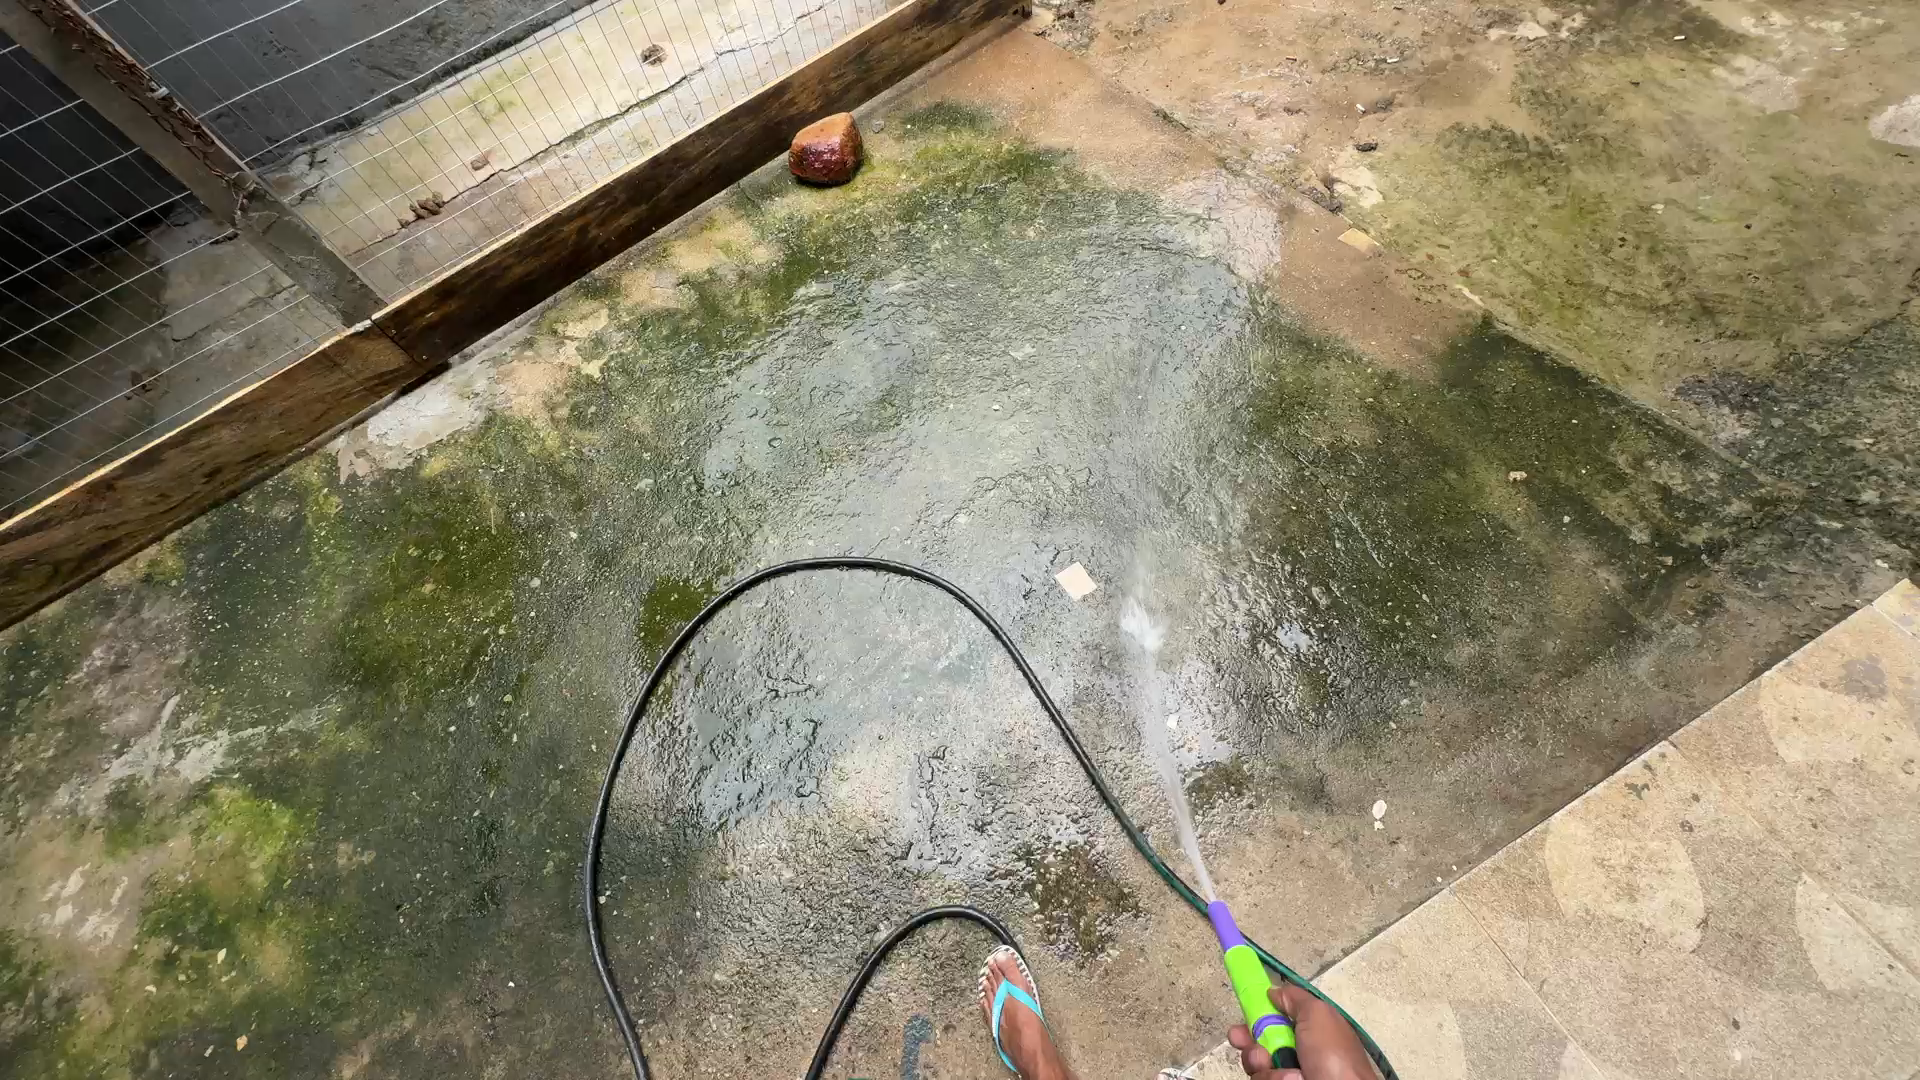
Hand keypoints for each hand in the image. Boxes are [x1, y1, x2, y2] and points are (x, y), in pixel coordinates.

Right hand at [1226, 982, 1376, 1079]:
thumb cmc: (1334, 1057)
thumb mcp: (1318, 1014)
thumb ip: (1294, 997)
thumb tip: (1273, 993)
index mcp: (1311, 1033)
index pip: (1278, 1017)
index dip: (1259, 1012)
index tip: (1245, 1009)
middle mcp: (1299, 1054)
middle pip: (1260, 1040)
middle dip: (1247, 1037)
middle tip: (1239, 1038)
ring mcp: (1290, 1075)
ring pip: (1256, 1061)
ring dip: (1257, 1058)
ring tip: (1267, 1062)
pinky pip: (1262, 1078)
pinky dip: (1270, 1077)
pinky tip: (1285, 1079)